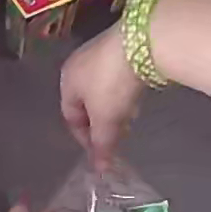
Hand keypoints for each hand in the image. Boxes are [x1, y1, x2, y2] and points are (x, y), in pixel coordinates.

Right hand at [59, 23, 142, 170]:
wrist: (143, 41)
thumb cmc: (112, 84)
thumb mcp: (106, 120)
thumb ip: (102, 146)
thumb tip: (100, 170)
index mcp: (67, 82)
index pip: (70, 117)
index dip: (85, 138)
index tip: (101, 151)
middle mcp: (78, 64)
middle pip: (87, 103)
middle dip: (102, 123)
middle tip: (118, 136)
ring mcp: (100, 51)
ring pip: (103, 90)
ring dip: (115, 108)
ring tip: (130, 118)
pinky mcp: (122, 43)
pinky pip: (118, 75)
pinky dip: (125, 91)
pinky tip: (137, 97)